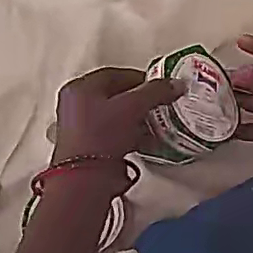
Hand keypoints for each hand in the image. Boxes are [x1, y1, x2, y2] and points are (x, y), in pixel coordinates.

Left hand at [52, 67, 179, 161]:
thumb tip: (177, 84)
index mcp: (80, 87)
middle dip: (140, 101)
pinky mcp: (86, 147)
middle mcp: (74, 104)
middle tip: (159, 104)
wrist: (87, 178)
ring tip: (155, 125)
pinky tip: (145, 141)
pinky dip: (129, 134)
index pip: (115, 74)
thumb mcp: (134, 107)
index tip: (160, 86)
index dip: (141, 79)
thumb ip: (156, 91)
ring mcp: (78, 127)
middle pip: (114, 95)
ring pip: (114, 116)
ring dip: (136, 119)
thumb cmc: (103, 134)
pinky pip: (112, 133)